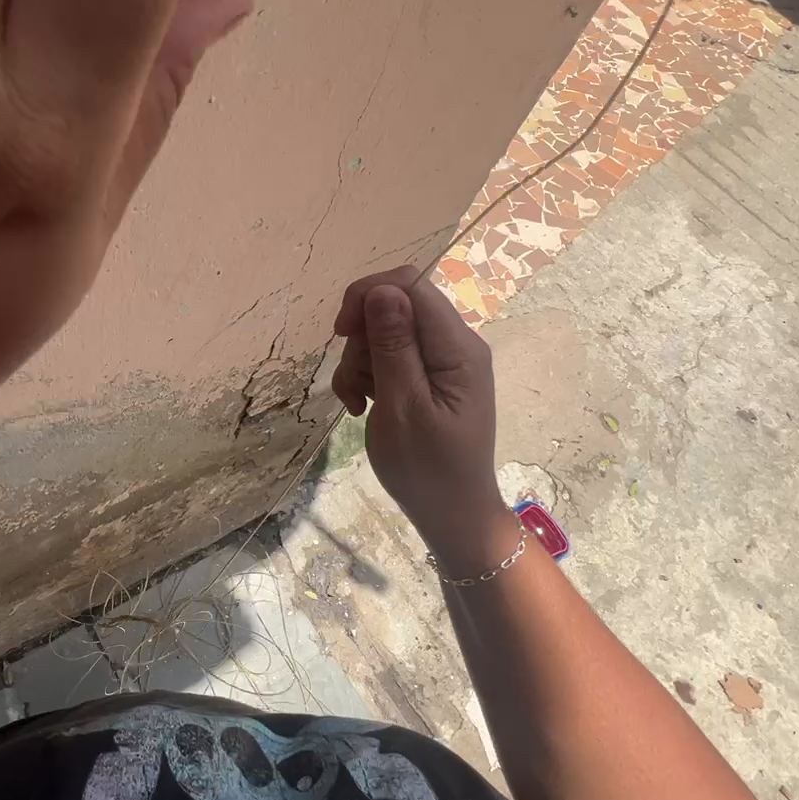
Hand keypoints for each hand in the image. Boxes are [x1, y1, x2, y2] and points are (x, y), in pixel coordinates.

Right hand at [331, 268, 516, 575]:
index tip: (341, 333)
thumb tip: (381, 290)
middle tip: (352, 383)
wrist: (451, 514)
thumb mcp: (402, 406)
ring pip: (384, 333)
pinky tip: (360, 406)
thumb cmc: (427, 468)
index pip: (409, 285)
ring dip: (358, 363)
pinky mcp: (429, 378)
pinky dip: (366, 376)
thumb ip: (393, 346)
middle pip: (393, 307)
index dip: (368, 295)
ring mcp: (442, 361)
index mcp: (456, 347)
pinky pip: (389, 357)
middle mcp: (454, 344)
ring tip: (355, 403)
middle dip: (361, 339)